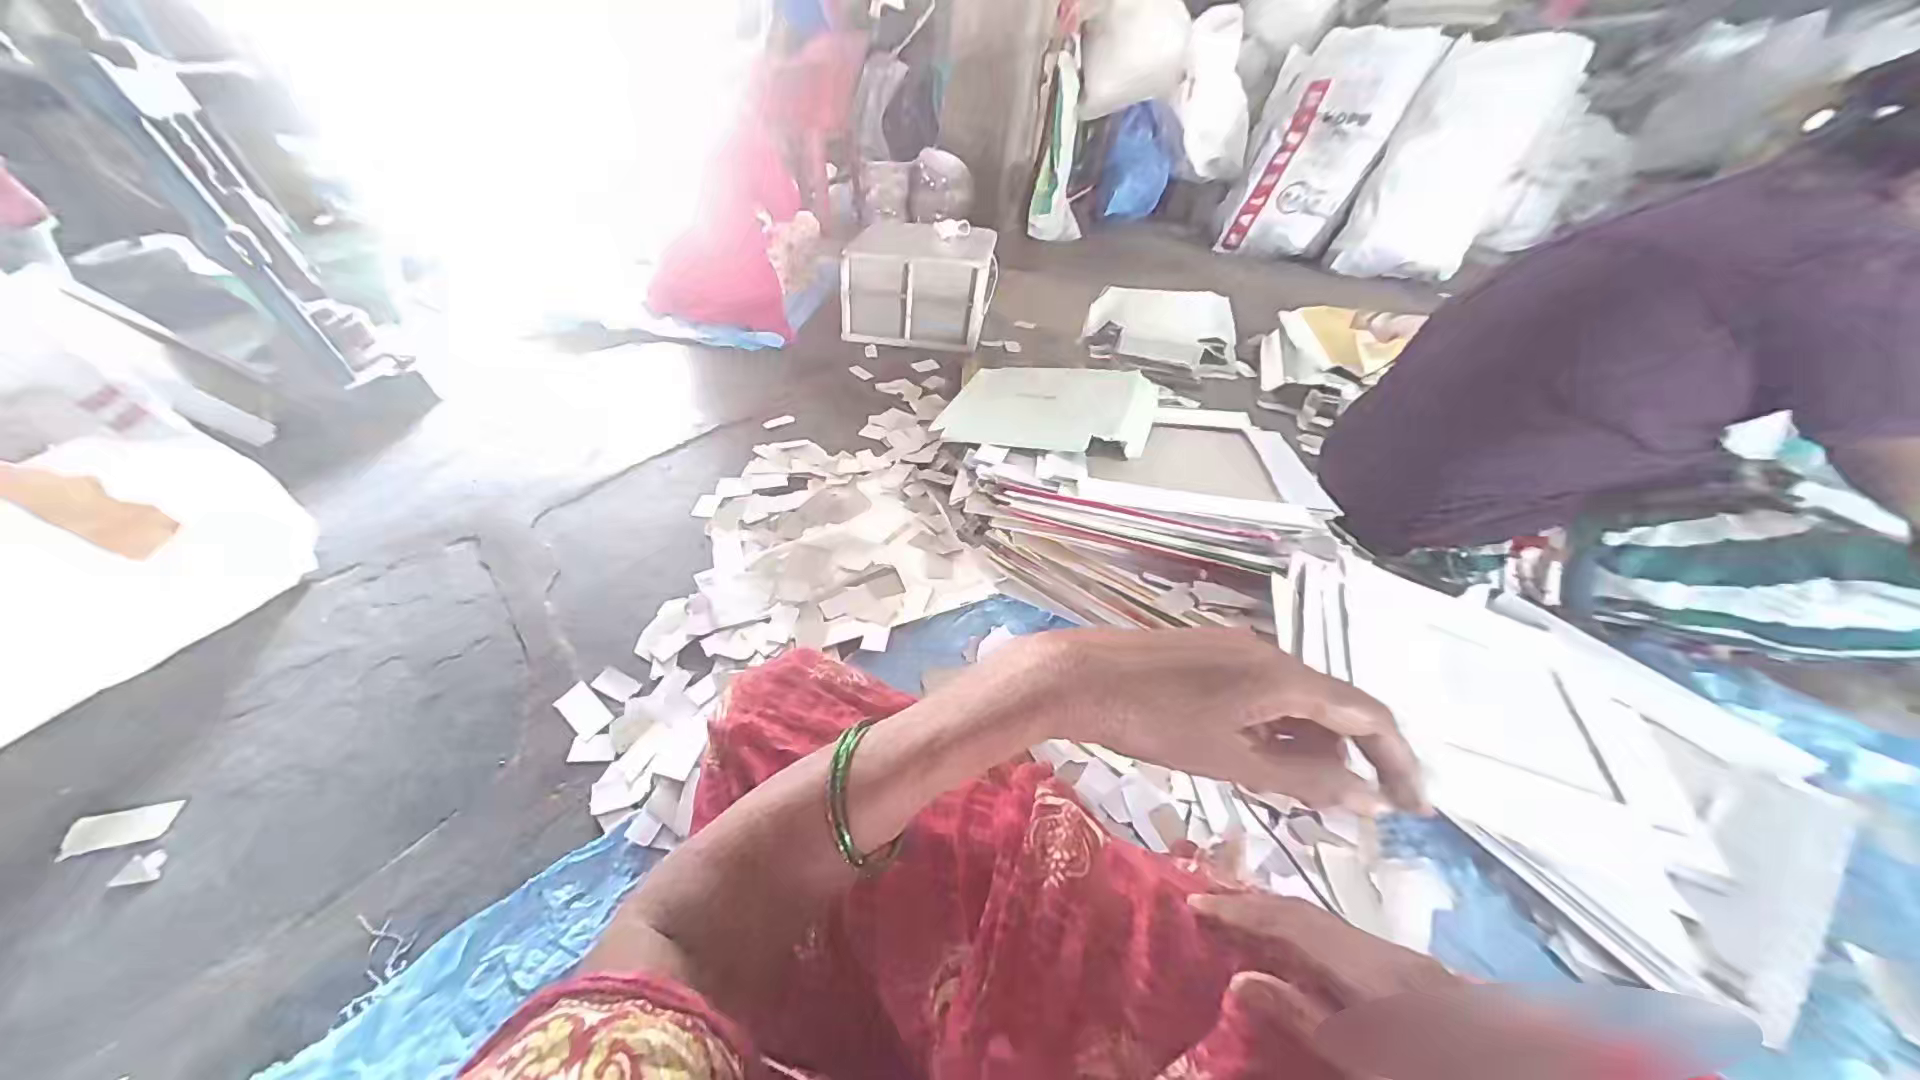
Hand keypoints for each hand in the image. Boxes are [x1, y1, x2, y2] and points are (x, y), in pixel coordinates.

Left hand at [1013, 628, 1426, 814]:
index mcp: (1283, 675)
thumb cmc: (1152, 722)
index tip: (1413, 808)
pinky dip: (1269, 724)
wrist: (1078, 675)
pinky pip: (1257, 688)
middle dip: (1345, 756)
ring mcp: (1232, 646)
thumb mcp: (1230, 760)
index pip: (1368, 714)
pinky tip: (1250, 753)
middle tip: (1340, 807)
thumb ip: (1304, 778)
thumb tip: (1371, 796)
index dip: (1398, 761)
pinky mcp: (1205, 650)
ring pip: (1291, 697)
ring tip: (1291, 788)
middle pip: (1330, 704)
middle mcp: (1267, 652)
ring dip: (1304, 742)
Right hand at [1193, 894, 1662, 1079]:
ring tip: (1243, 919)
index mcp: (1370, 968)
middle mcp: (1384, 952)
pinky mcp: (1419, 978)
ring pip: (1327, 925)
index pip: (1290, 922)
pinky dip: (1312, 936)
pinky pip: (1347, 942)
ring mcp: (1404, 962)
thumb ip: (1308, 1016)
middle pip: (1306, 914)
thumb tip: (1244, 978)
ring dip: (1282, 918)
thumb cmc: (1433, 1061)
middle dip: (1256, 905)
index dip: (1240, 909)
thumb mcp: (1367, 1058)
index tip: (1196, 900)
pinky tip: (1302, 950)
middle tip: (1212, 904)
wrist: (1529, 1064)